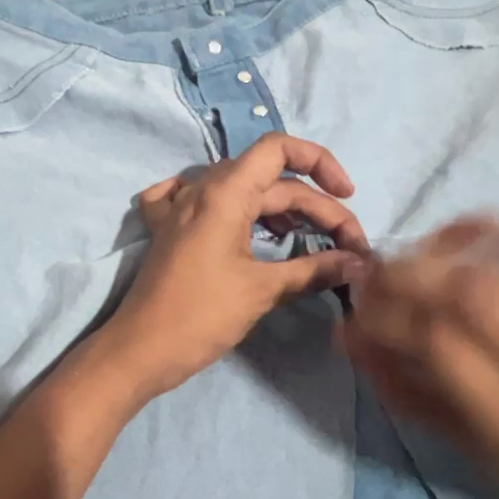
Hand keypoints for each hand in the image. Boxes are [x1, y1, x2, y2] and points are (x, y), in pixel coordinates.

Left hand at [102, 134, 371, 398]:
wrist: (139, 350)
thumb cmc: (201, 315)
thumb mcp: (263, 291)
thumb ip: (314, 270)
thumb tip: (358, 264)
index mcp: (223, 192)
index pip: (279, 149)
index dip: (320, 163)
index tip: (347, 196)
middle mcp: (200, 189)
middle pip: (270, 180)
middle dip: (314, 208)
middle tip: (347, 248)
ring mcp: (178, 208)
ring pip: (242, 193)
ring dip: (280, 211)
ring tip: (310, 239)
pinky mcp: (166, 231)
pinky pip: (201, 202)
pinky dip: (230, 208)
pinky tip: (242, 223)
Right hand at [341, 216, 498, 498]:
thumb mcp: (466, 453)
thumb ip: (406, 391)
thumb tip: (352, 339)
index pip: (440, 345)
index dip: (386, 321)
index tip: (353, 319)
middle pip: (470, 292)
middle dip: (405, 276)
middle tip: (370, 280)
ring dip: (437, 251)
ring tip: (404, 261)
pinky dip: (495, 229)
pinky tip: (458, 234)